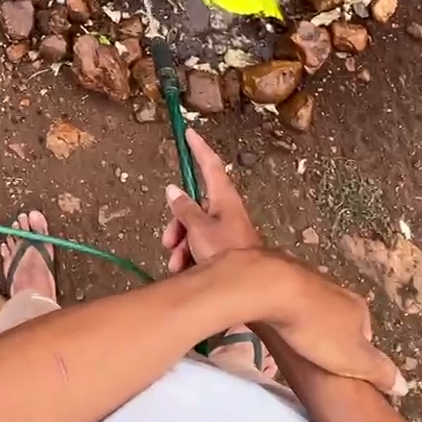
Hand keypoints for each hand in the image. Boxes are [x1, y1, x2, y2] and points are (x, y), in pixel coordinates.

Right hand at [161, 129, 261, 271]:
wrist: (252, 287)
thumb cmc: (227, 253)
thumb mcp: (199, 229)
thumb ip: (184, 209)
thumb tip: (173, 190)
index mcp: (223, 197)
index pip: (210, 164)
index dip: (199, 148)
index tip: (189, 133)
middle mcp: (225, 210)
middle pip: (194, 205)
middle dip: (178, 223)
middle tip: (169, 241)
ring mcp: (226, 230)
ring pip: (195, 227)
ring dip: (181, 243)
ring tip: (177, 263)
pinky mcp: (227, 249)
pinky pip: (202, 244)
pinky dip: (190, 254)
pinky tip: (185, 269)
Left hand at [246, 252, 406, 398]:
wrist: (272, 286)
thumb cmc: (315, 327)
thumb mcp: (355, 360)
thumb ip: (381, 372)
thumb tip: (403, 385)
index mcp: (358, 306)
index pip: (365, 334)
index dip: (354, 353)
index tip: (340, 365)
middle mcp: (336, 287)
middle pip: (338, 316)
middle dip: (329, 333)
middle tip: (316, 352)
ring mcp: (308, 276)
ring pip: (313, 303)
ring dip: (307, 318)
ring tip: (296, 336)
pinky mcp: (281, 271)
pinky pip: (289, 293)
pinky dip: (287, 305)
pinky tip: (278, 316)